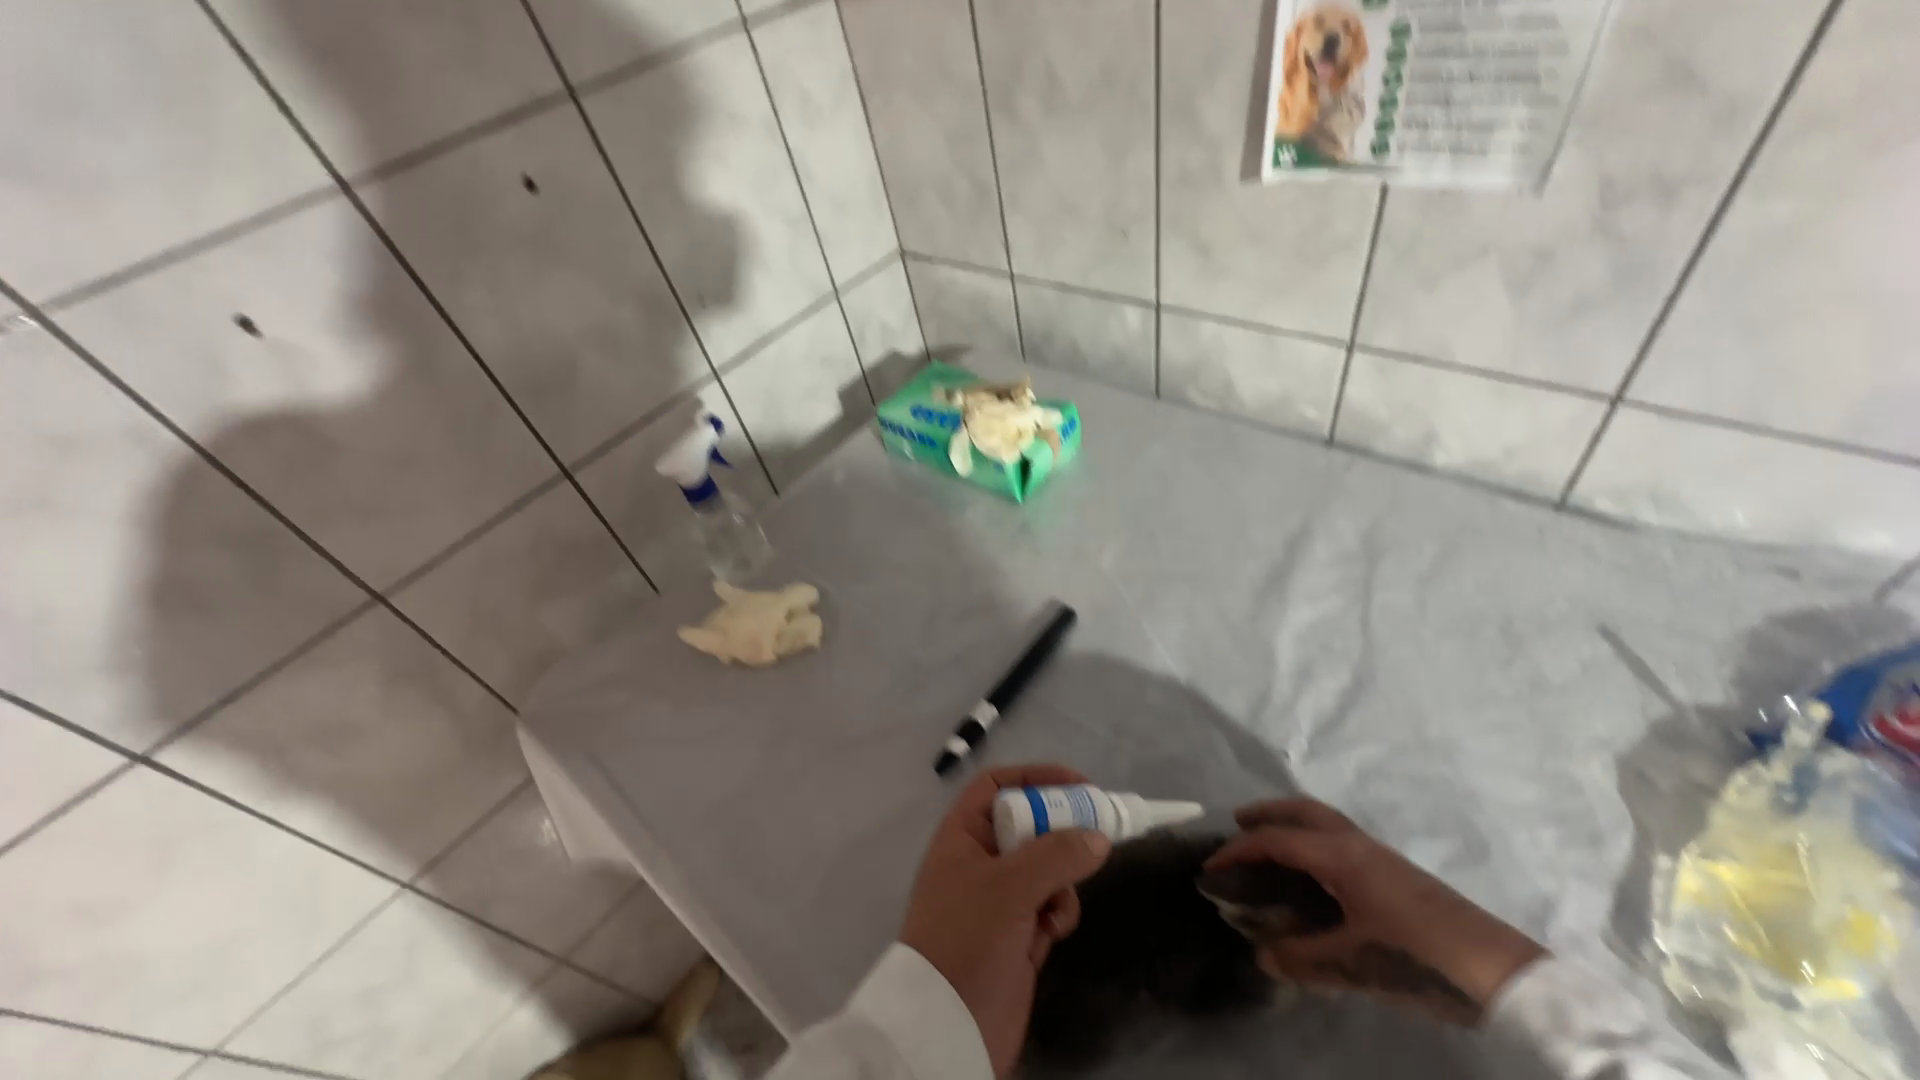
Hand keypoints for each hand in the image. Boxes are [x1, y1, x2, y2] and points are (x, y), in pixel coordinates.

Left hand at [899, 765, 1112, 1075]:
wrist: (947, 1027)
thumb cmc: (967, 939)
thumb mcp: (1009, 887)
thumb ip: (1057, 854)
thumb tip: (1099, 838)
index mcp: (961, 836)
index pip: (997, 786)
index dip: (1036, 777)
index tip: (1080, 785)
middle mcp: (978, 861)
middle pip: (1030, 826)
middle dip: (1060, 835)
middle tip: (1096, 838)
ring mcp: (997, 899)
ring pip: (1046, 868)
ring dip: (1061, 881)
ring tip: (1053, 905)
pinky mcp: (1016, 934)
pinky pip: (1049, 905)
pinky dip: (1057, 913)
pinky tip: (1049, 934)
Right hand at [1207, 797, 1545, 1025]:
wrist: (1499, 973)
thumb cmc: (1418, 958)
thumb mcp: (1352, 964)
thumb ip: (1301, 958)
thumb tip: (1262, 954)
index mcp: (1341, 857)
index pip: (1276, 840)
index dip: (1238, 851)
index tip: (1210, 868)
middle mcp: (1358, 846)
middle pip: (1305, 811)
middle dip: (1268, 812)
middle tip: (1238, 823)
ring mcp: (1382, 858)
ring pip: (1327, 823)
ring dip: (1293, 824)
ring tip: (1270, 845)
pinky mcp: (1397, 876)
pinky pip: (1342, 841)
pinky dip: (1315, 842)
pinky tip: (1313, 874)